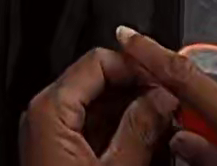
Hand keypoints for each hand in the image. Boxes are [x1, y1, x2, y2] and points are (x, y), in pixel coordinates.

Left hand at [21, 47, 177, 165]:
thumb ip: (139, 130)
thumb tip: (161, 98)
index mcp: (49, 107)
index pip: (97, 61)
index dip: (135, 66)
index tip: (166, 78)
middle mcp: (44, 114)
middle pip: (97, 82)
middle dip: (137, 90)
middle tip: (172, 103)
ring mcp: (51, 135)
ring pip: (97, 107)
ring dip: (132, 112)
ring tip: (166, 123)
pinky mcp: (60, 155)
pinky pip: (91, 130)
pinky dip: (119, 133)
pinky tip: (147, 143)